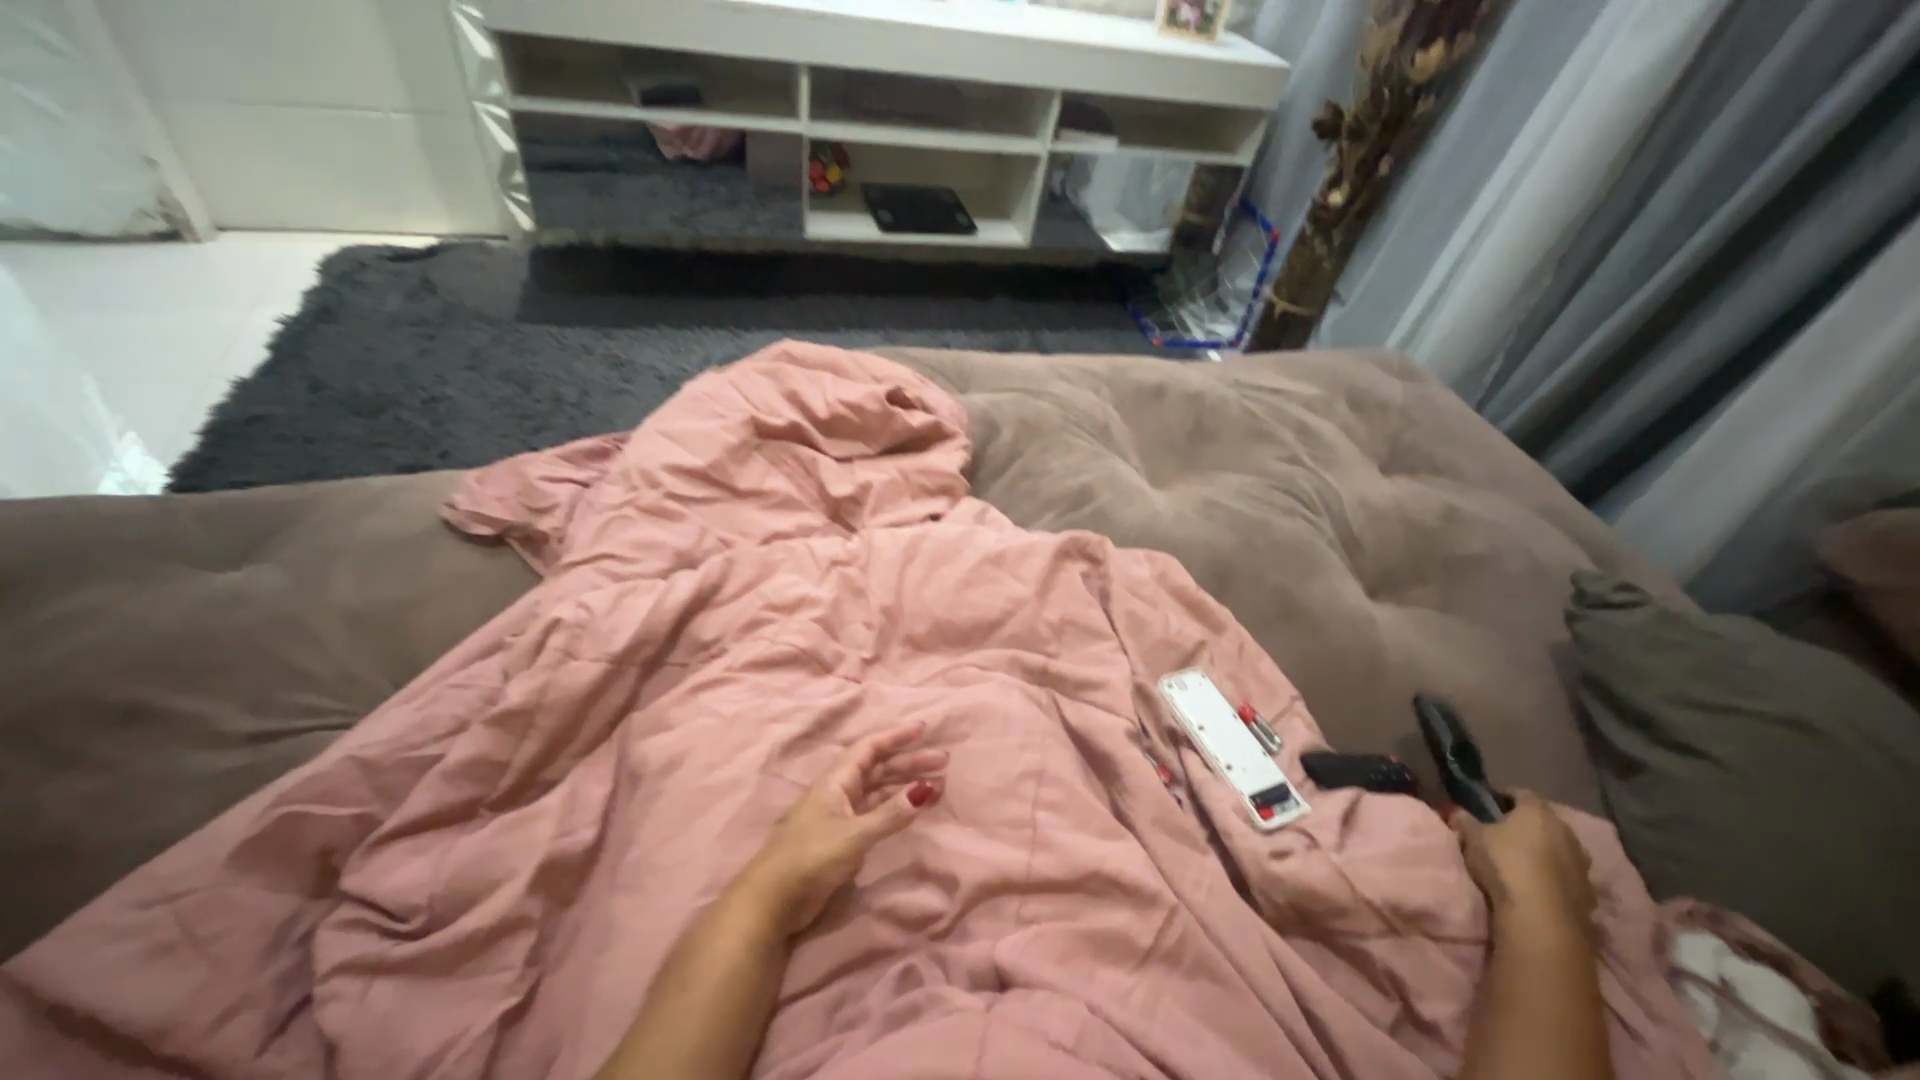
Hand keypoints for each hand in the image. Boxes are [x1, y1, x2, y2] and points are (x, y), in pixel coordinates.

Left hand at [736, 722, 946, 937]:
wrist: (772, 901)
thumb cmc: (811, 858)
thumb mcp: (854, 835)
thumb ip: (891, 814)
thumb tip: (927, 788)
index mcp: (835, 781)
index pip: (869, 748)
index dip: (896, 736)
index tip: (924, 729)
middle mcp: (838, 792)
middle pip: (877, 768)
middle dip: (909, 762)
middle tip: (943, 761)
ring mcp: (839, 815)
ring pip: (878, 791)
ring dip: (905, 786)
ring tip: (938, 786)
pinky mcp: (842, 838)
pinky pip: (875, 813)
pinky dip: (895, 808)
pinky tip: (913, 810)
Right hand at [1451, 791, 1595, 933]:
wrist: (1541, 916)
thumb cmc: (1504, 864)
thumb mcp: (1473, 838)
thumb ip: (1464, 821)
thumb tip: (1455, 811)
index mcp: (1538, 812)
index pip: (1521, 794)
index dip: (1504, 797)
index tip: (1489, 806)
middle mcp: (1566, 831)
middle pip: (1545, 822)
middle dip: (1527, 826)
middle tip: (1505, 836)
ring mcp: (1582, 862)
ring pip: (1560, 849)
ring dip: (1545, 853)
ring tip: (1522, 864)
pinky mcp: (1589, 891)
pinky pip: (1567, 876)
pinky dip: (1555, 877)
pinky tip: (1539, 888)